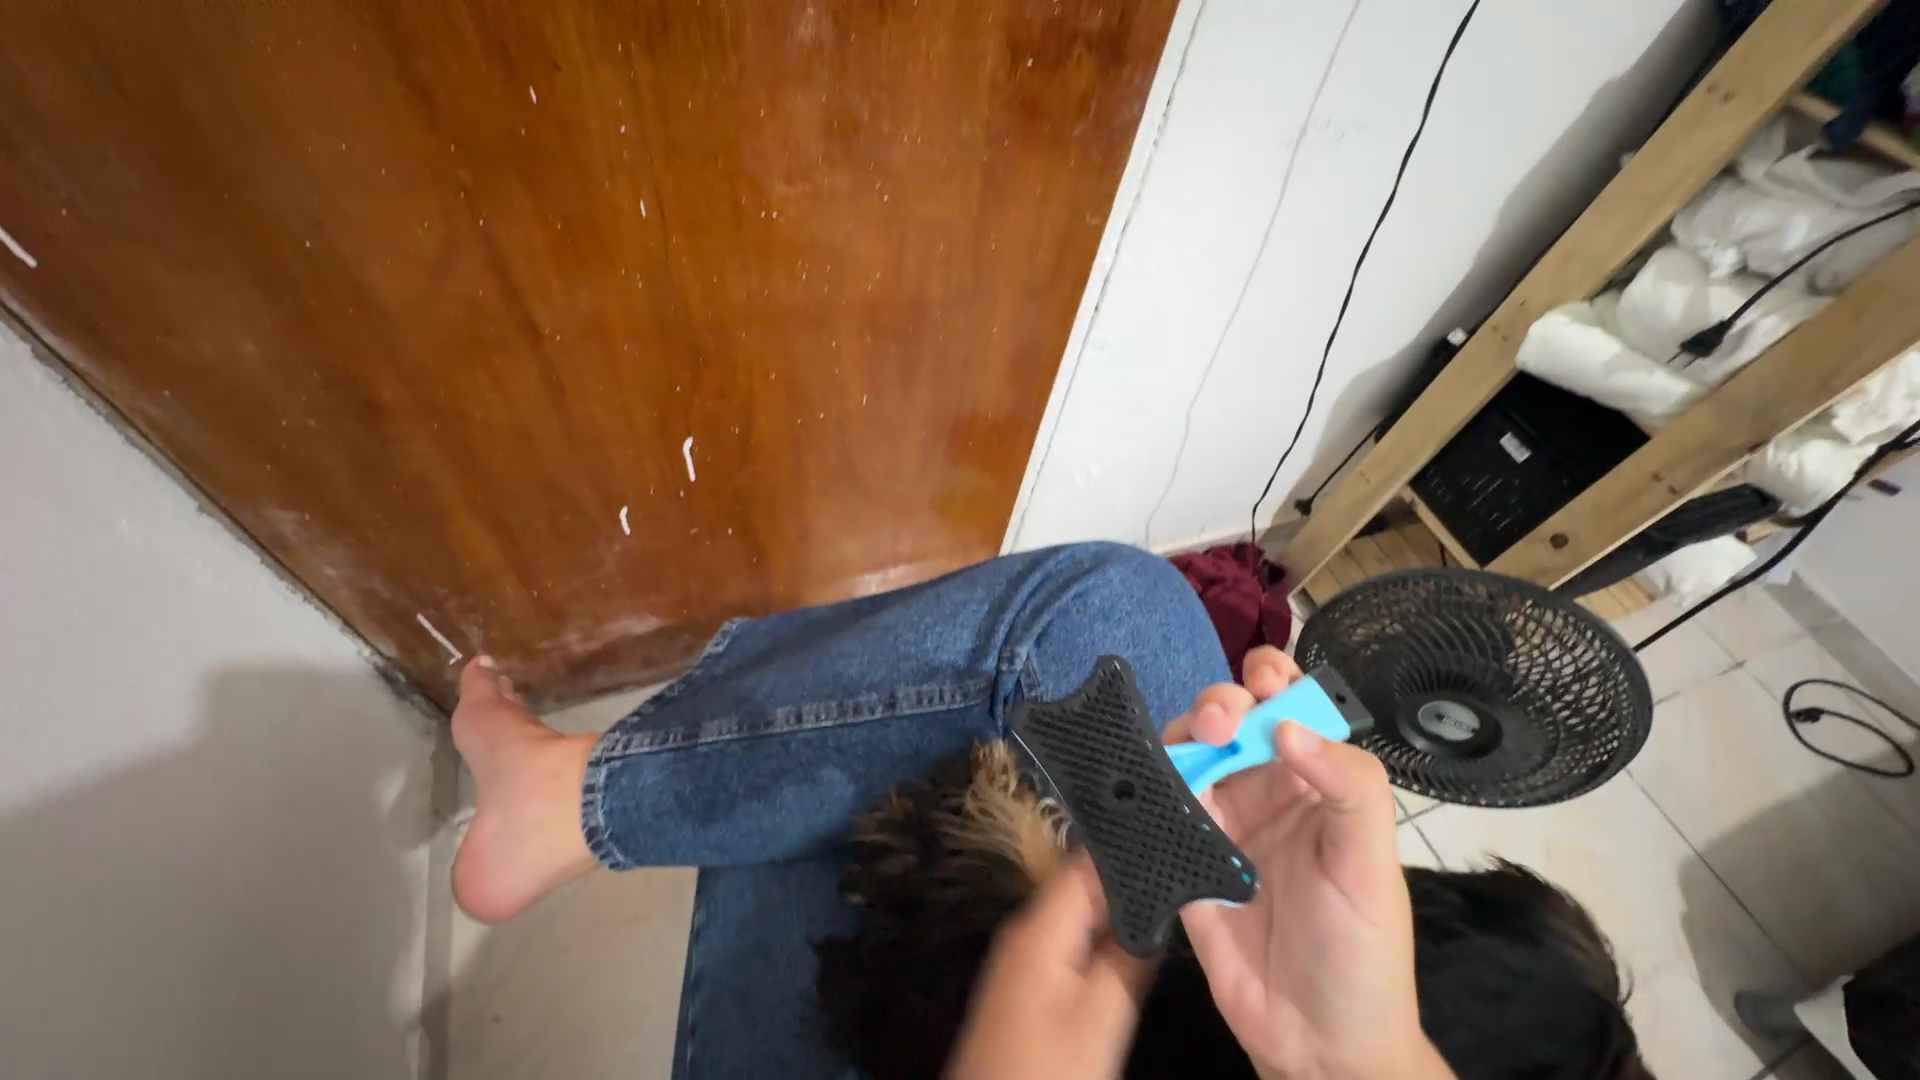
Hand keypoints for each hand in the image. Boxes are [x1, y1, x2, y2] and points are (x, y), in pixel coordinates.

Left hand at [945, 855, 1156, 1079]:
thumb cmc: (1047, 1070)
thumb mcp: (1099, 1020)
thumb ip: (1129, 959)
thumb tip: (1158, 911)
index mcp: (1040, 924)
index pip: (1084, 863)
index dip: (1125, 851)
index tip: (1166, 839)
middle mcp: (1026, 927)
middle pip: (1079, 885)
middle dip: (1124, 878)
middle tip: (1174, 867)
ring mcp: (1023, 953)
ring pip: (1075, 912)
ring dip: (1112, 906)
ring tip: (1163, 895)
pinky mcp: (1026, 979)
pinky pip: (1067, 937)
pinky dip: (1097, 932)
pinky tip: (1127, 939)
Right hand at [1164, 647, 1452, 1079]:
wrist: (1313, 1038)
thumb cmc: (1360, 949)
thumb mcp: (1370, 865)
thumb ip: (1348, 786)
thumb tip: (1287, 725)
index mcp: (1314, 780)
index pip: (1292, 708)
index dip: (1275, 680)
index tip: (1262, 679)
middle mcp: (1262, 787)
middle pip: (1231, 718)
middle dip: (1221, 703)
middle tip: (1221, 726)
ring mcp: (1217, 817)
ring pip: (1188, 749)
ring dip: (1184, 734)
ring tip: (1191, 750)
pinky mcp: (1180, 848)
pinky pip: (1159, 801)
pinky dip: (1150, 780)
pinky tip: (1151, 778)